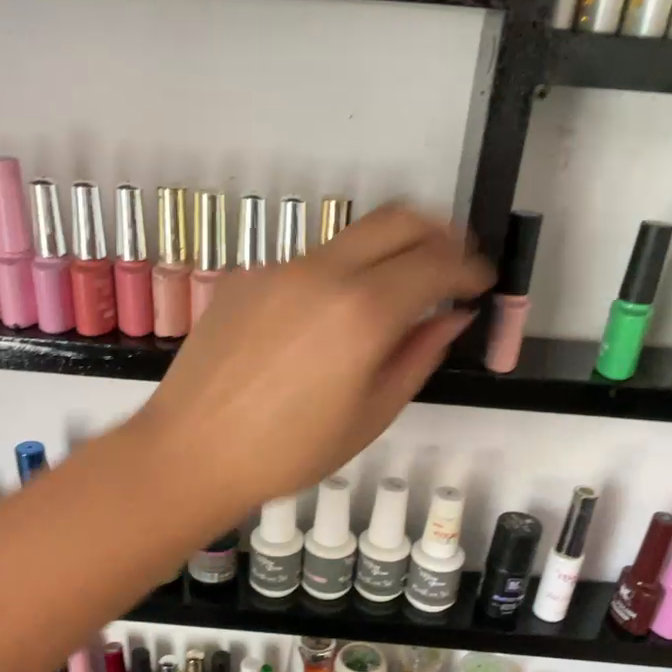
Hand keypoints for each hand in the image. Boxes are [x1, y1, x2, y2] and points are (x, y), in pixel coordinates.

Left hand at [132, 206, 494, 510]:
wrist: (191, 452)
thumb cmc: (288, 452)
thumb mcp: (370, 415)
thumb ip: (418, 355)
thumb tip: (451, 316)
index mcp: (362, 312)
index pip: (436, 262)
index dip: (469, 267)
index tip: (480, 282)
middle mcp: (322, 273)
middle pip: (397, 219)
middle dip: (438, 232)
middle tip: (453, 264)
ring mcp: (278, 270)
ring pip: (349, 241)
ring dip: (383, 256)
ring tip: (391, 300)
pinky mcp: (245, 278)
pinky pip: (306, 265)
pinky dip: (334, 279)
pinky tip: (324, 325)